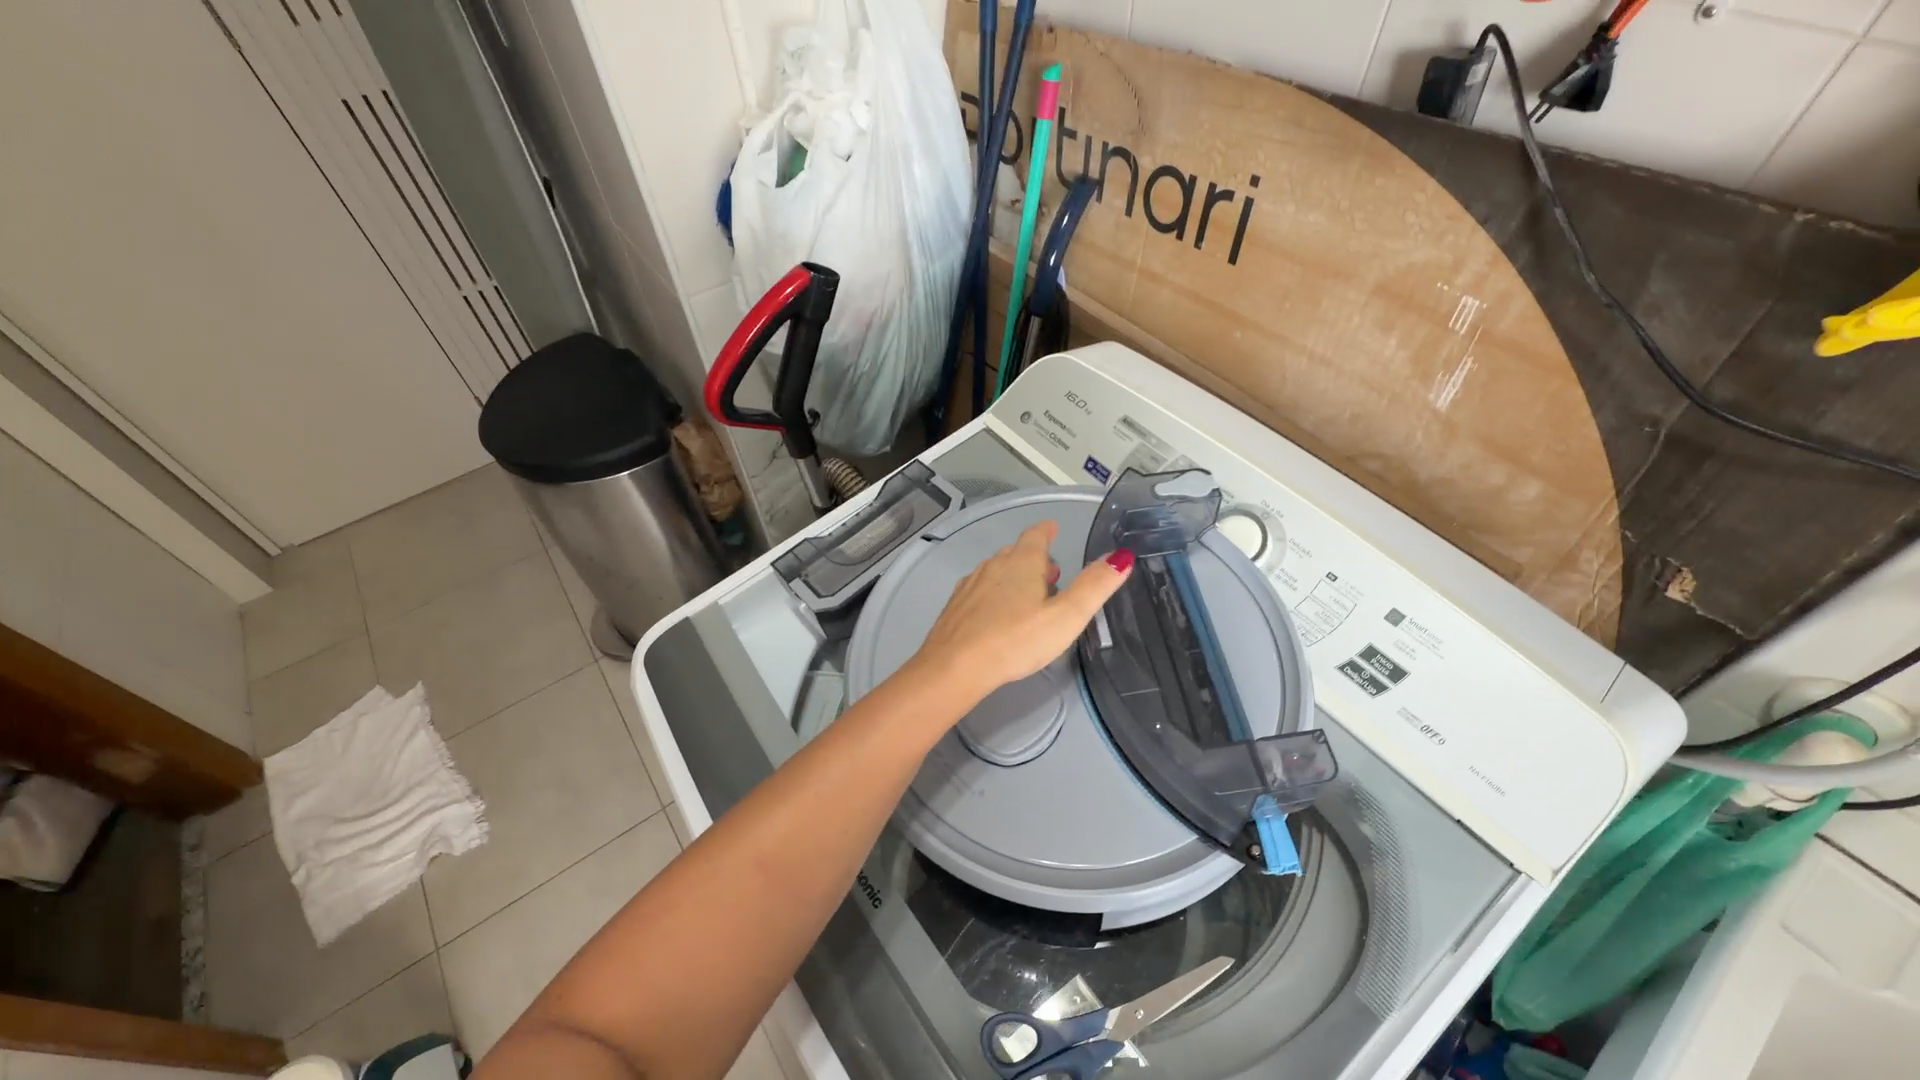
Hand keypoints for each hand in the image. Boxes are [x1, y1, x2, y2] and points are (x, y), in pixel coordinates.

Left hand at [906, 521, 1133, 706]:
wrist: (955, 666)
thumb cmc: (1016, 641)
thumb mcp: (1066, 616)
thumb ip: (1094, 586)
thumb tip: (1121, 557)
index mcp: (1022, 563)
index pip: (1036, 536)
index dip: (1046, 530)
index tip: (1052, 527)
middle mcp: (993, 567)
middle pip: (1016, 553)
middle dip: (1034, 558)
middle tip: (1051, 571)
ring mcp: (971, 586)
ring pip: (996, 571)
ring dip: (1014, 576)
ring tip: (1028, 592)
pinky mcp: (955, 608)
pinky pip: (979, 591)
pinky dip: (993, 594)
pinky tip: (996, 612)